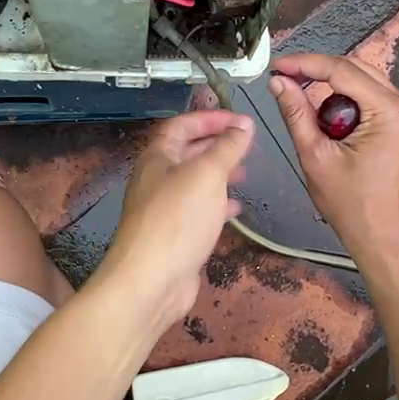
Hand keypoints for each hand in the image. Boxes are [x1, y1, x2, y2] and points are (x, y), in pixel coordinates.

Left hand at [92, 110, 253, 333]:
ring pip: (195, 183)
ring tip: (245, 174)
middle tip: (247, 146)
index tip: (241, 120)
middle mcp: (157, 179)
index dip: (210, 118)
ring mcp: (164, 209)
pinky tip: (235, 209)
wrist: (151, 280)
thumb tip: (243, 125)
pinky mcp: (175, 235)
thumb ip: (227, 148)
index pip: (182, 125)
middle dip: (217, 146)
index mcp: (158, 157)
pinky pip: (198, 211)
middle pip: (187, 153)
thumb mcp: (207, 175)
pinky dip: (217, 206)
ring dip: (219, 175)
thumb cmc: (177, 219)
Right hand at [268, 53, 398, 265]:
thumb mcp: (316, 156)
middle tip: (284, 79)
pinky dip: (347, 101)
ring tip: (301, 99)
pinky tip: (327, 116)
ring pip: (364, 81)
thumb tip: (278, 82)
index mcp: (390, 111)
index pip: (342, 70)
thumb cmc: (351, 204)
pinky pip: (372, 98)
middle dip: (318, 72)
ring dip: (332, 87)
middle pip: (356, 69)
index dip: (306, 64)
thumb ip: (296, 114)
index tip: (277, 67)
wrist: (384, 236)